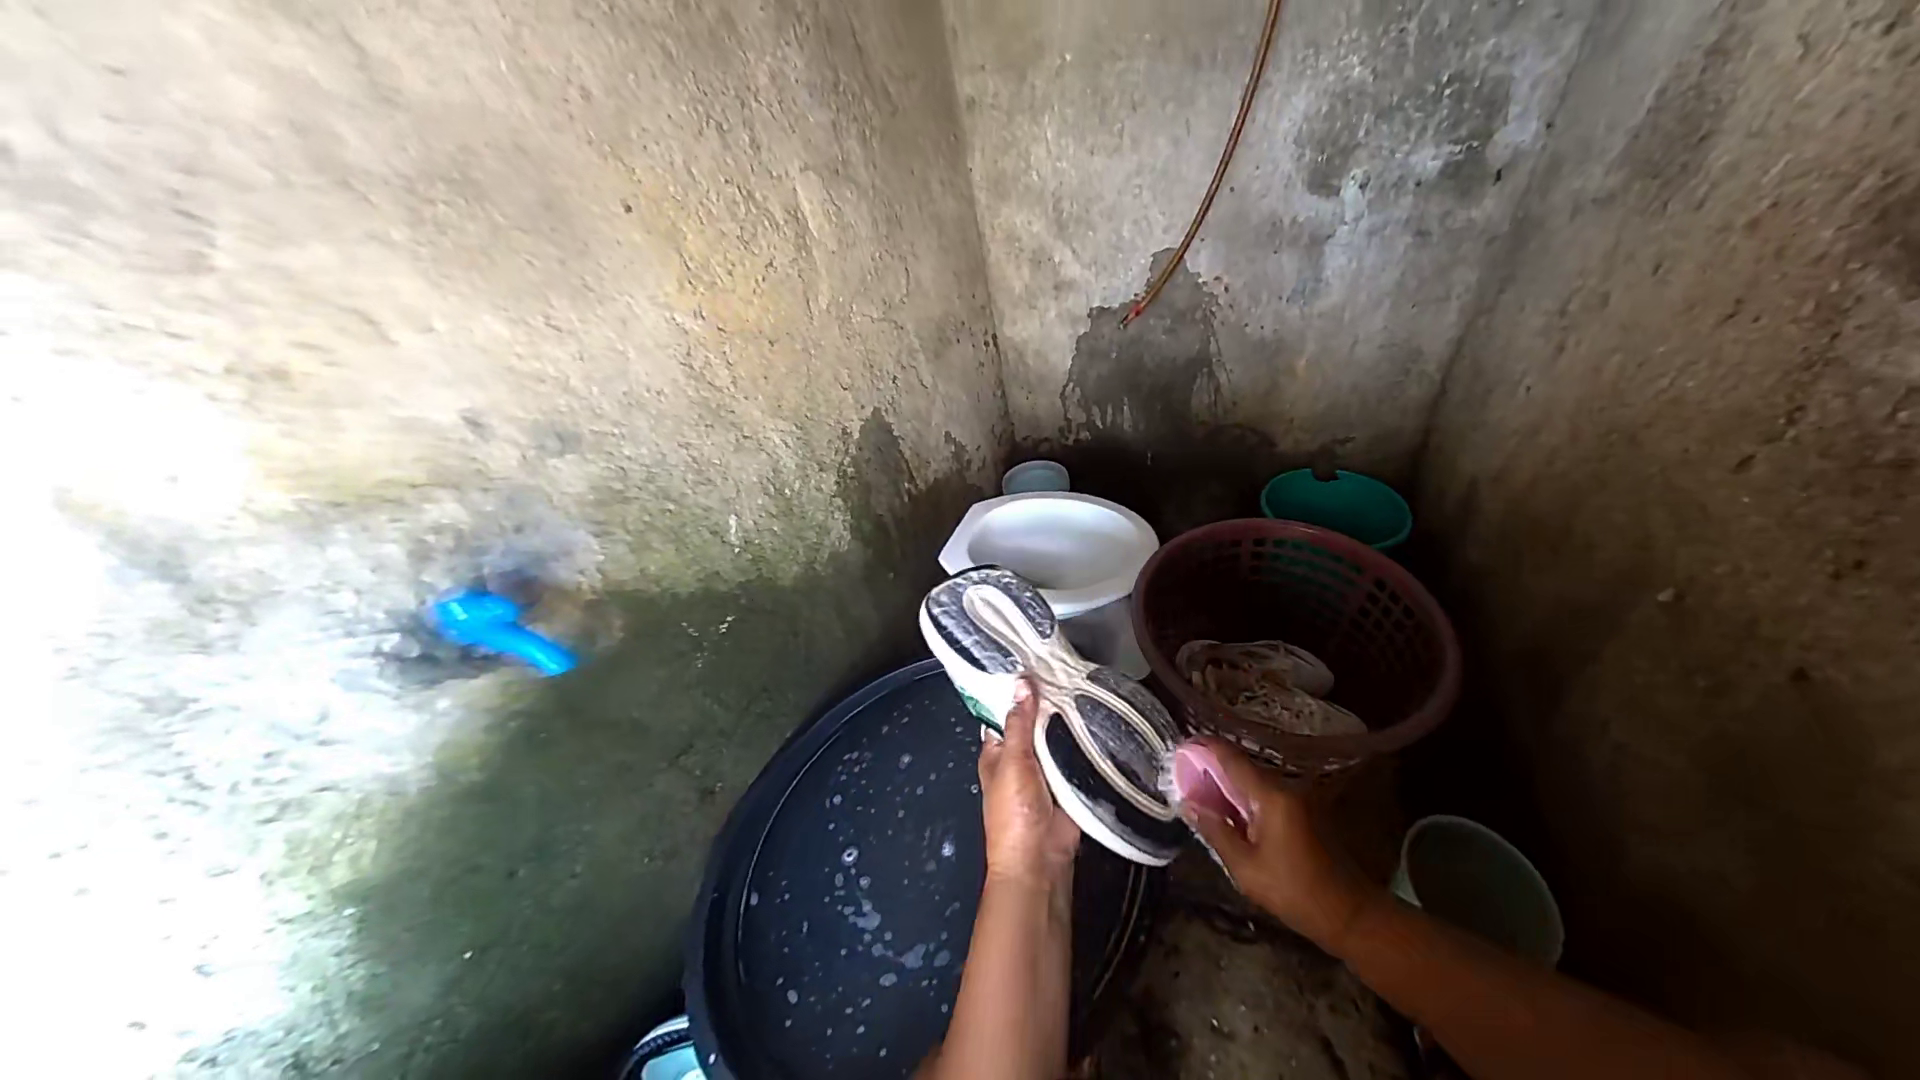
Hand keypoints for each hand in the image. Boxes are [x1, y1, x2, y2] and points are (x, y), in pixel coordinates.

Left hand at [978, 678, 1080, 886]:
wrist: (1040, 859)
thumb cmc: (1014, 810)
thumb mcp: (1013, 761)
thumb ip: (1019, 723)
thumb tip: (1021, 683)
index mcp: (997, 751)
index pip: (1005, 712)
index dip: (1017, 691)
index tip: (1035, 664)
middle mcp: (1020, 757)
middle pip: (1035, 723)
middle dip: (1049, 703)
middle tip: (1069, 670)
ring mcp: (1046, 769)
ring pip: (1057, 737)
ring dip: (1068, 721)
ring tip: (1087, 685)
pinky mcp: (1069, 781)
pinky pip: (1076, 755)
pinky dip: (1085, 742)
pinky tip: (1099, 718)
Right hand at [1170, 737, 1375, 953]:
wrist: (1352, 915)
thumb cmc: (1296, 893)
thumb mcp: (1245, 867)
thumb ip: (1215, 830)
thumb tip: (1187, 803)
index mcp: (1271, 796)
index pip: (1231, 758)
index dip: (1204, 747)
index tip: (1180, 747)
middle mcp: (1286, 788)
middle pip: (1242, 764)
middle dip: (1211, 765)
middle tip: (1184, 775)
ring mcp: (1298, 797)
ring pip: (1253, 778)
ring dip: (1227, 781)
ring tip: (1200, 791)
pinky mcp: (1303, 810)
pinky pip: (1265, 791)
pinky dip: (1243, 794)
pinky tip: (1228, 809)